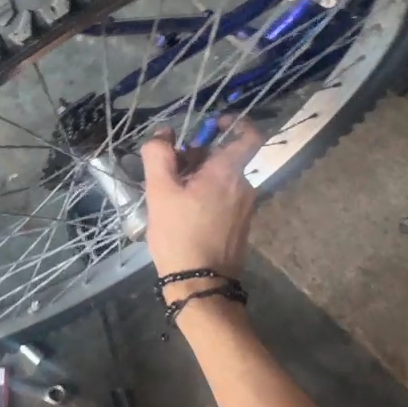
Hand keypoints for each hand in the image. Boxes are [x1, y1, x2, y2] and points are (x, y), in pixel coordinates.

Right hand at [140, 118, 264, 295]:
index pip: (249, 135)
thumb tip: (164, 133)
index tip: (210, 124)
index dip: (234, 122)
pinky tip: (181, 213)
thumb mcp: (159, 191)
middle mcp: (244, 186)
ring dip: (197, 178)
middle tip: (167, 171)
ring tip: (169, 196)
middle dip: (195, 156)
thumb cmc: (179, 234)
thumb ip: (159, 155)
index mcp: (228, 172)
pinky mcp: (240, 224)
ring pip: (221, 178)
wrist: (201, 284)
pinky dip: (204, 195)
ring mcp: (245, 207)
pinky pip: (223, 197)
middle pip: (223, 156)